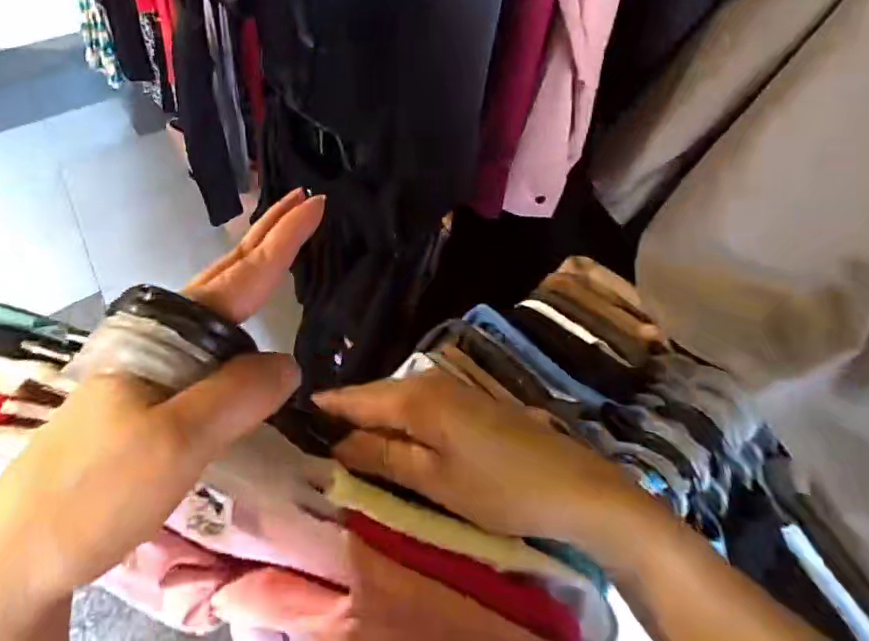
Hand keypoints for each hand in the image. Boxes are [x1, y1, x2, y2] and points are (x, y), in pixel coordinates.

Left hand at [0, 188, 325, 640]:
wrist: (18, 550)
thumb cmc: (95, 489)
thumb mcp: (175, 442)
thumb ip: (236, 395)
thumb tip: (289, 364)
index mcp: (172, 335)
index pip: (242, 277)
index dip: (283, 239)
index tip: (316, 202)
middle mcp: (163, 339)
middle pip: (225, 274)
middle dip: (265, 236)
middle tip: (302, 202)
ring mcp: (153, 366)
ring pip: (213, 304)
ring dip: (248, 269)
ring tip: (277, 248)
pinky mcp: (148, 397)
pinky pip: (206, 339)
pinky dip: (233, 315)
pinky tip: (238, 329)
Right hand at [313, 370, 654, 552]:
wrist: (575, 486)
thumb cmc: (499, 488)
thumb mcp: (435, 481)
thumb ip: (384, 456)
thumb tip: (338, 442)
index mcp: (416, 397)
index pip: (356, 397)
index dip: (327, 407)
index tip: (293, 414)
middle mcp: (430, 381)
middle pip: (376, 396)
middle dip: (346, 414)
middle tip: (313, 435)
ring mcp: (453, 388)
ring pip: (397, 400)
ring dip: (373, 418)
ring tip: (343, 439)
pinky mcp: (469, 402)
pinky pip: (419, 405)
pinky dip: (399, 420)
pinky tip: (390, 437)